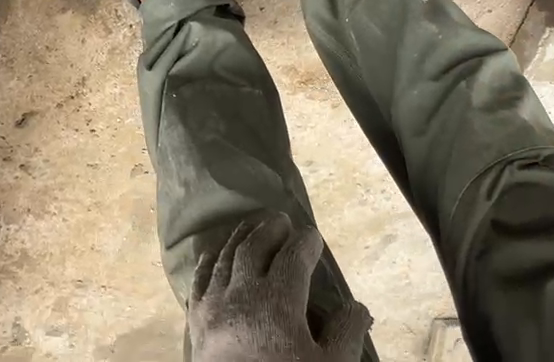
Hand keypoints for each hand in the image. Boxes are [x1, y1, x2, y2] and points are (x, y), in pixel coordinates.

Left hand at [188, 213, 373, 361]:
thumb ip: (346, 334)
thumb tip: (358, 306)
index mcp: (278, 303)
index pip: (293, 258)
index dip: (305, 243)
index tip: (313, 235)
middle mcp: (242, 294)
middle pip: (255, 247)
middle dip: (270, 229)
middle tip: (281, 219)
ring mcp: (215, 306)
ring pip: (226, 257)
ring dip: (241, 237)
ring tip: (251, 227)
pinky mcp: (195, 323)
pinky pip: (200, 280)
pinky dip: (209, 261)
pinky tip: (214, 255)